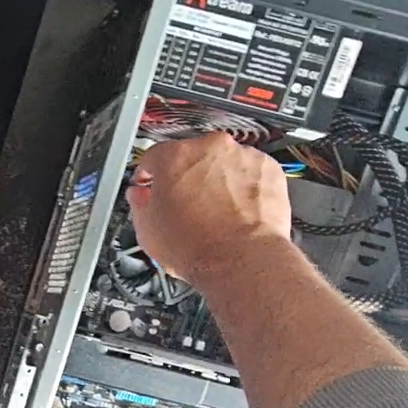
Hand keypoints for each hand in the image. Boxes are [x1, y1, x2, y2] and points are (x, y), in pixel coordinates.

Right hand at [126, 134, 292, 285]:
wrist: (239, 258)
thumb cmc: (197, 245)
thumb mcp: (148, 230)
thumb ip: (140, 203)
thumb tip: (140, 197)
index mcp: (174, 158)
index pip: (153, 157)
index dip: (148, 175)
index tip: (150, 185)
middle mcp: (210, 149)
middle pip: (190, 156)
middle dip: (185, 177)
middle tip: (182, 205)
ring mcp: (242, 156)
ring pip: (221, 162)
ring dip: (214, 181)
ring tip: (210, 213)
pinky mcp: (267, 168)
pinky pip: (248, 172)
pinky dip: (240, 187)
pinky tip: (232, 212)